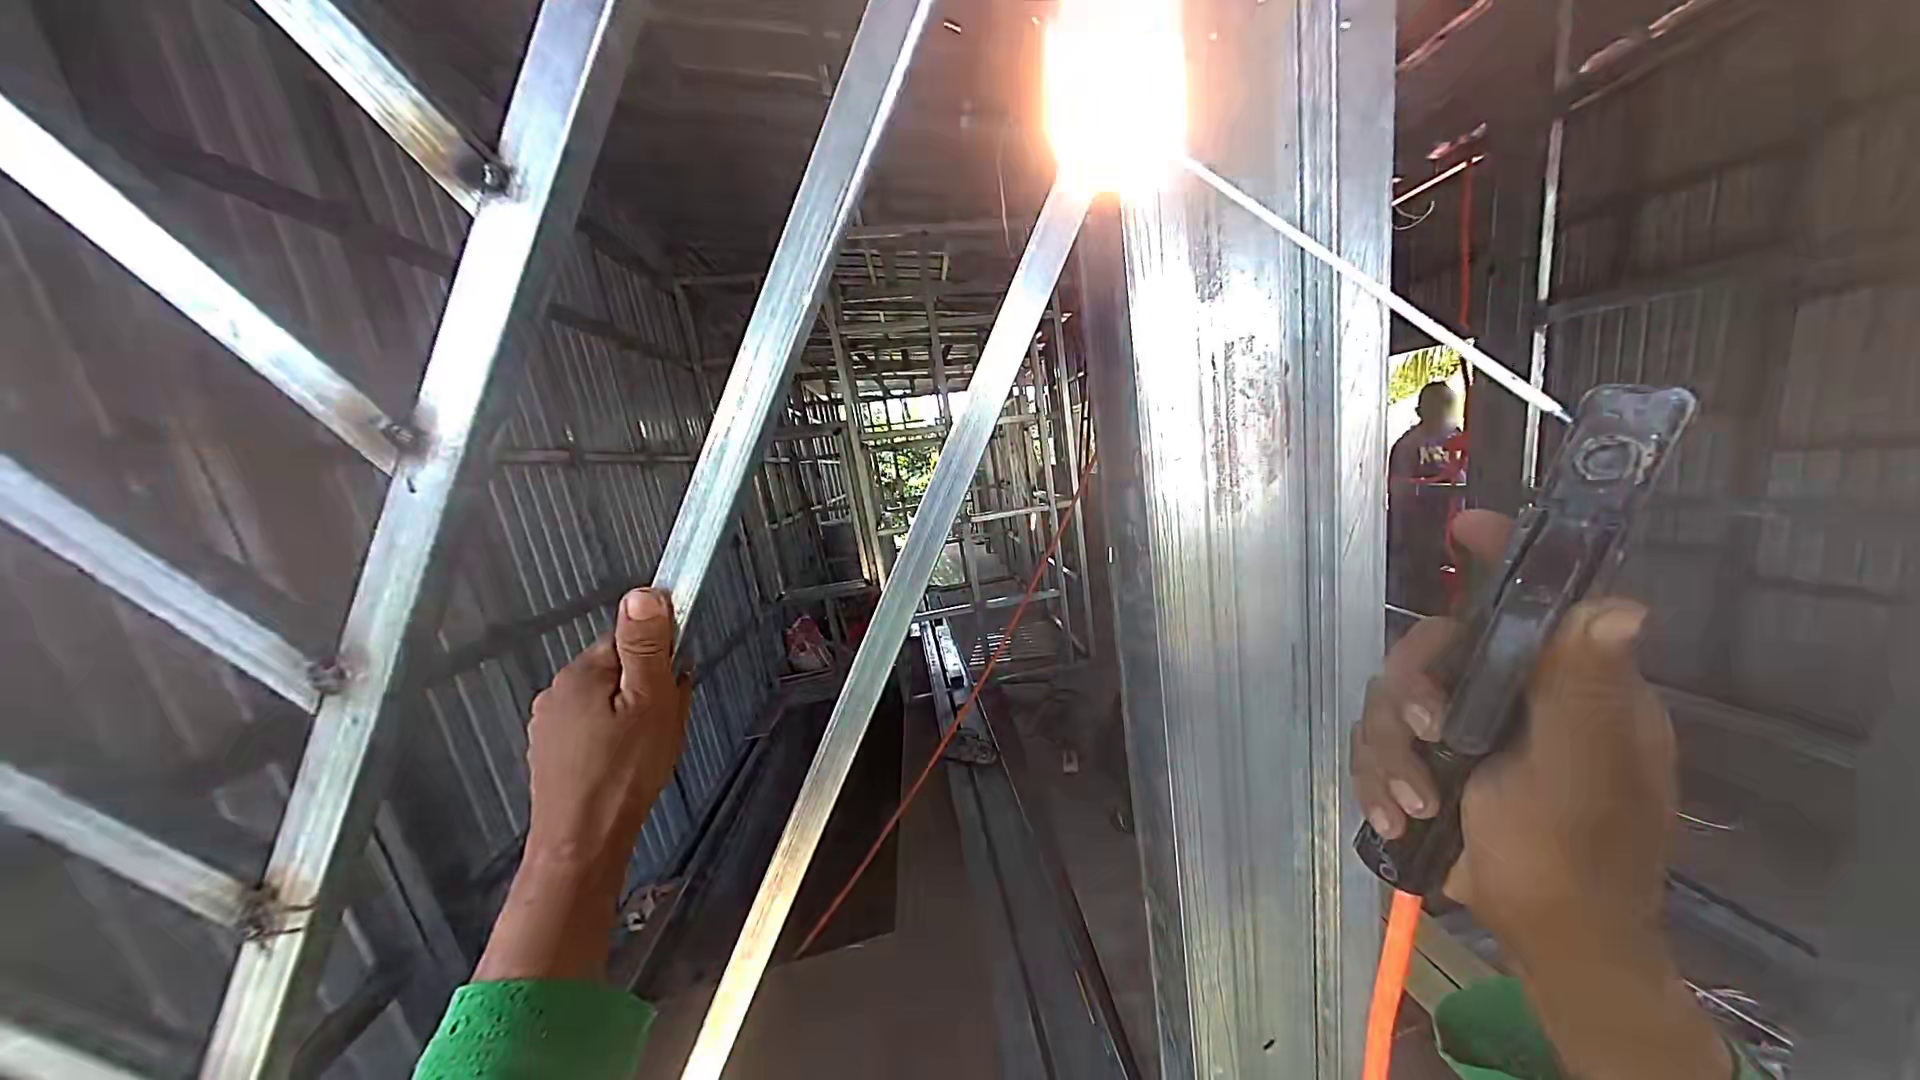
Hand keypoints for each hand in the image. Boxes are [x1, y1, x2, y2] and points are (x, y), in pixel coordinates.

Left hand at [525, 588, 691, 871]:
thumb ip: (646, 646)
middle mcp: (559, 690)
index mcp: (582, 672)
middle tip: (663, 720)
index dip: (660, 658)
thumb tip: (643, 594)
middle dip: (650, 688)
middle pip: (621, 668)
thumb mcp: (649, 700)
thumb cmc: (623, 772)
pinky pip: (596, 724)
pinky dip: (616, 734)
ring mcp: (552, 722)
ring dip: (635, 712)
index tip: (672, 683)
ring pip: (610, 698)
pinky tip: (628, 761)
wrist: (584, 842)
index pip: (630, 638)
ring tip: (649, 745)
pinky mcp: (554, 748)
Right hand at [1354, 510, 1728, 1078]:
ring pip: (1385, 698)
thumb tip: (1617, 606)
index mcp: (1559, 680)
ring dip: (1391, 751)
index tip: (1463, 528)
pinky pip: (1369, 740)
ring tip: (1415, 804)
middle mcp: (1502, 689)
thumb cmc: (1583, 852)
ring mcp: (1454, 723)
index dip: (1498, 557)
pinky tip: (1393, 814)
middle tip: (1426, 735)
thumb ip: (1588, 692)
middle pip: (1426, 649)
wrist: (1542, 927)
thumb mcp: (1587, 773)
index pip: (1530, 599)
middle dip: (1412, 692)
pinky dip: (1374, 775)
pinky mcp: (1416, 754)